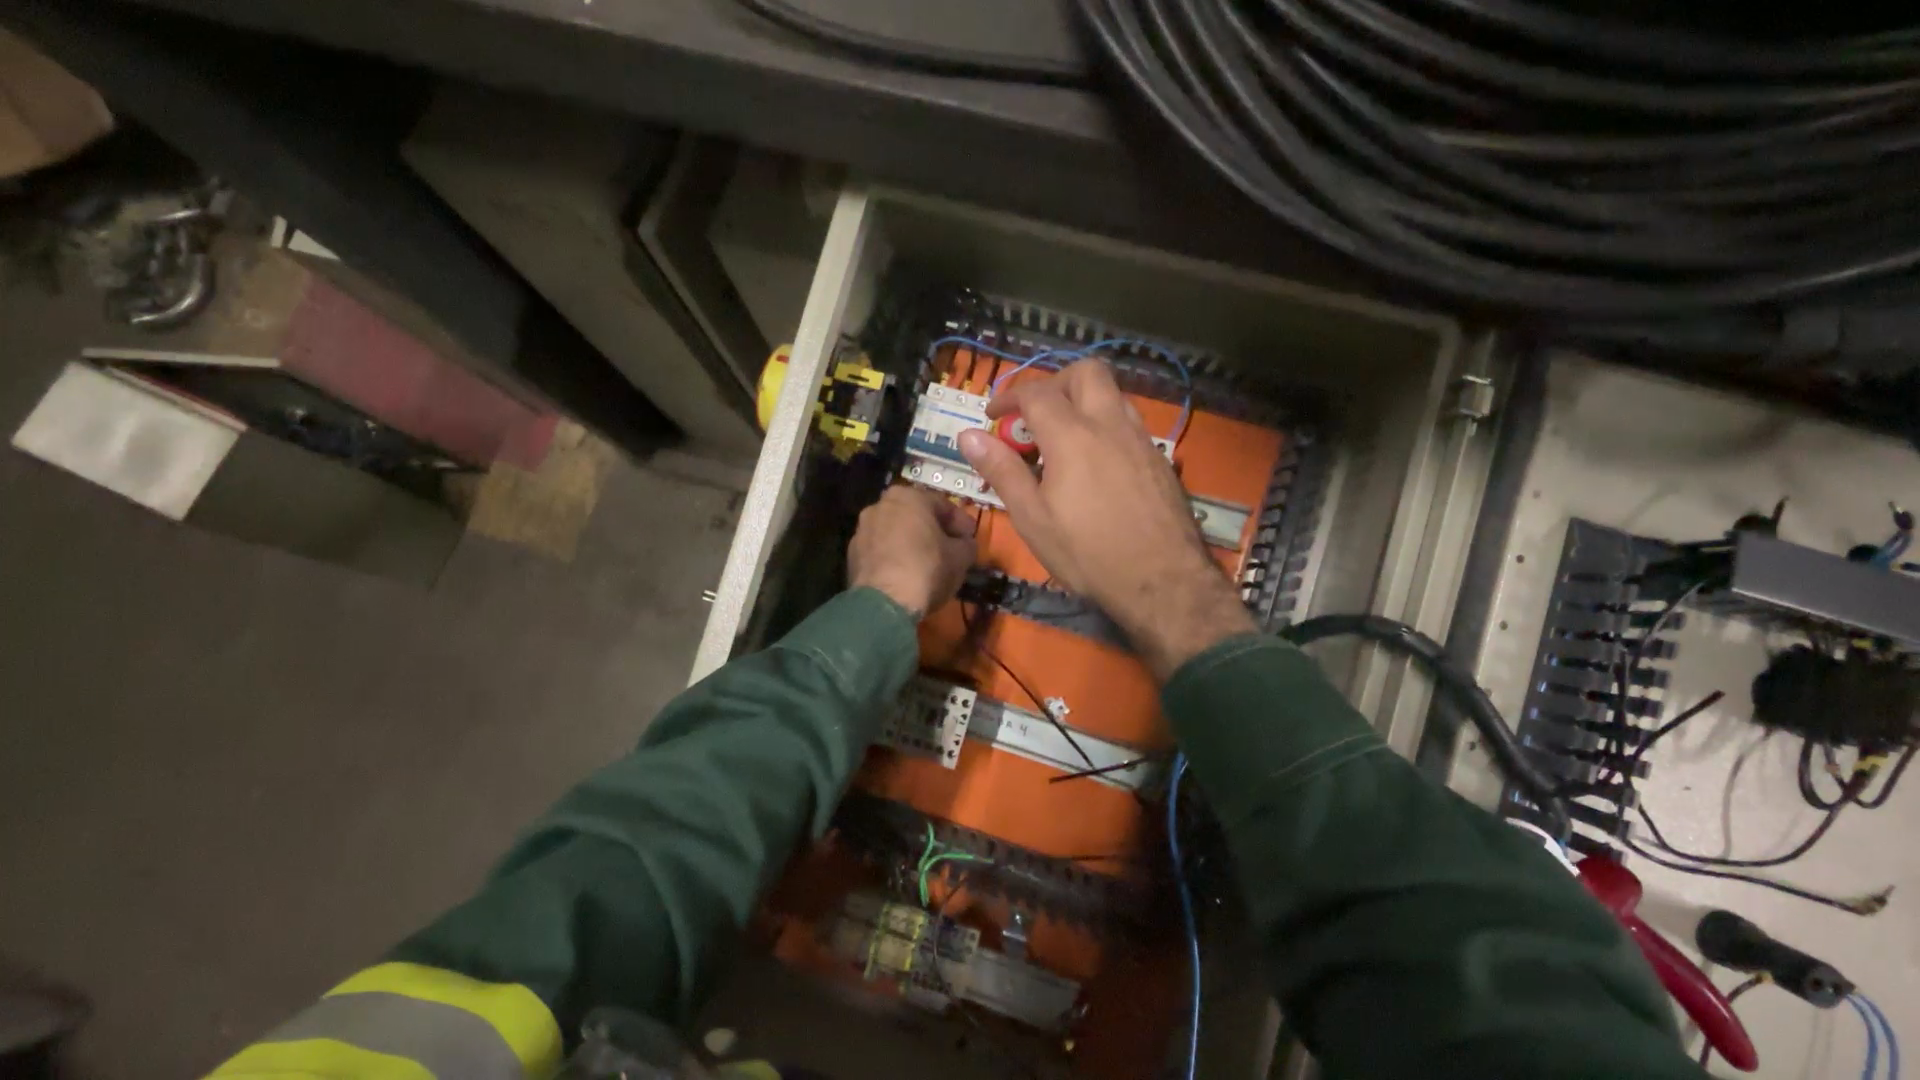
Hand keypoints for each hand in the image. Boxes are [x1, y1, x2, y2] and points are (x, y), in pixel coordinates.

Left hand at [848, 485, 976, 618]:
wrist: (884, 603)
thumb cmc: (927, 569)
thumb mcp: (961, 557)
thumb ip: (967, 544)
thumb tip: (965, 544)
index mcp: (908, 496)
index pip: (943, 505)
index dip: (961, 523)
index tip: (970, 539)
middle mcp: (880, 505)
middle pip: (915, 516)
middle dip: (933, 531)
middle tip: (950, 549)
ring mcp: (862, 529)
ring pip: (895, 532)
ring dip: (911, 543)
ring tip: (926, 563)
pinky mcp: (852, 555)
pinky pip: (881, 551)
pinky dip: (894, 558)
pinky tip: (905, 574)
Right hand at [958, 361, 1253, 678]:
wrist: (1163, 580)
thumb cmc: (1088, 553)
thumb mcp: (1032, 518)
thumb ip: (1002, 470)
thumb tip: (968, 436)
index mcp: (1073, 435)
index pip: (1036, 392)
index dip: (1008, 396)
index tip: (992, 416)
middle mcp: (1111, 424)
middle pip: (1086, 372)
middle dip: (1055, 382)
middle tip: (1034, 415)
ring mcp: (1142, 439)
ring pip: (1113, 394)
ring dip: (1084, 401)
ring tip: (1063, 438)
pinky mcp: (1160, 459)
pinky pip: (1130, 423)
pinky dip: (1106, 425)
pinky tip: (1096, 464)